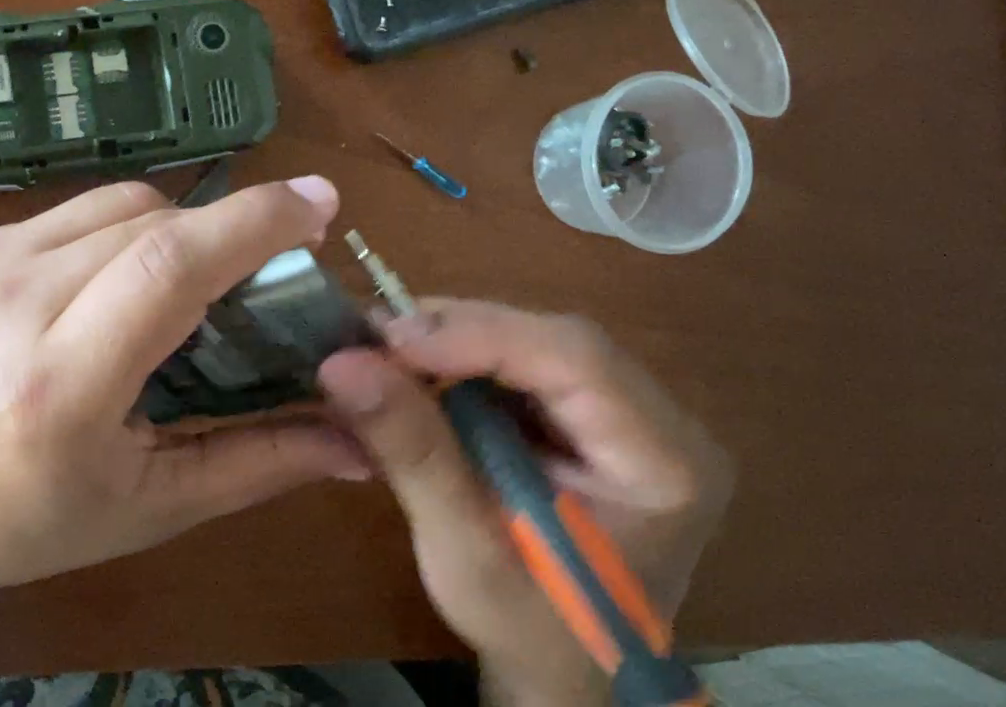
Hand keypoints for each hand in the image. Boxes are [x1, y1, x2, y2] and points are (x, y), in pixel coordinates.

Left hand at [0, 177, 368, 594]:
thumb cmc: (15, 520)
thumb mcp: (143, 509)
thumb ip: (256, 465)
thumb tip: (358, 442)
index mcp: (59, 382)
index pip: (168, 265)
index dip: (254, 223)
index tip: (320, 205)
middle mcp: (19, 300)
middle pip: (152, 223)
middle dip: (233, 226)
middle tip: (282, 259)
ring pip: (120, 204)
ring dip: (182, 226)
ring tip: (204, 278)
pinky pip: (80, 211)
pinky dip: (130, 228)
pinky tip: (133, 277)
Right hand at [316, 301, 731, 705]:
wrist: (565, 676)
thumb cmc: (529, 630)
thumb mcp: (466, 550)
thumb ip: (414, 451)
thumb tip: (340, 363)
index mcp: (665, 464)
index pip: (575, 360)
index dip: (477, 334)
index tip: (386, 337)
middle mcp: (660, 423)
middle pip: (550, 340)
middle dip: (454, 332)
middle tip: (368, 339)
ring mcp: (624, 415)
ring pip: (528, 341)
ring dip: (448, 343)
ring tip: (378, 355)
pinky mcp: (583, 418)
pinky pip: (515, 364)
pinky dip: (455, 363)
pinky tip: (410, 374)